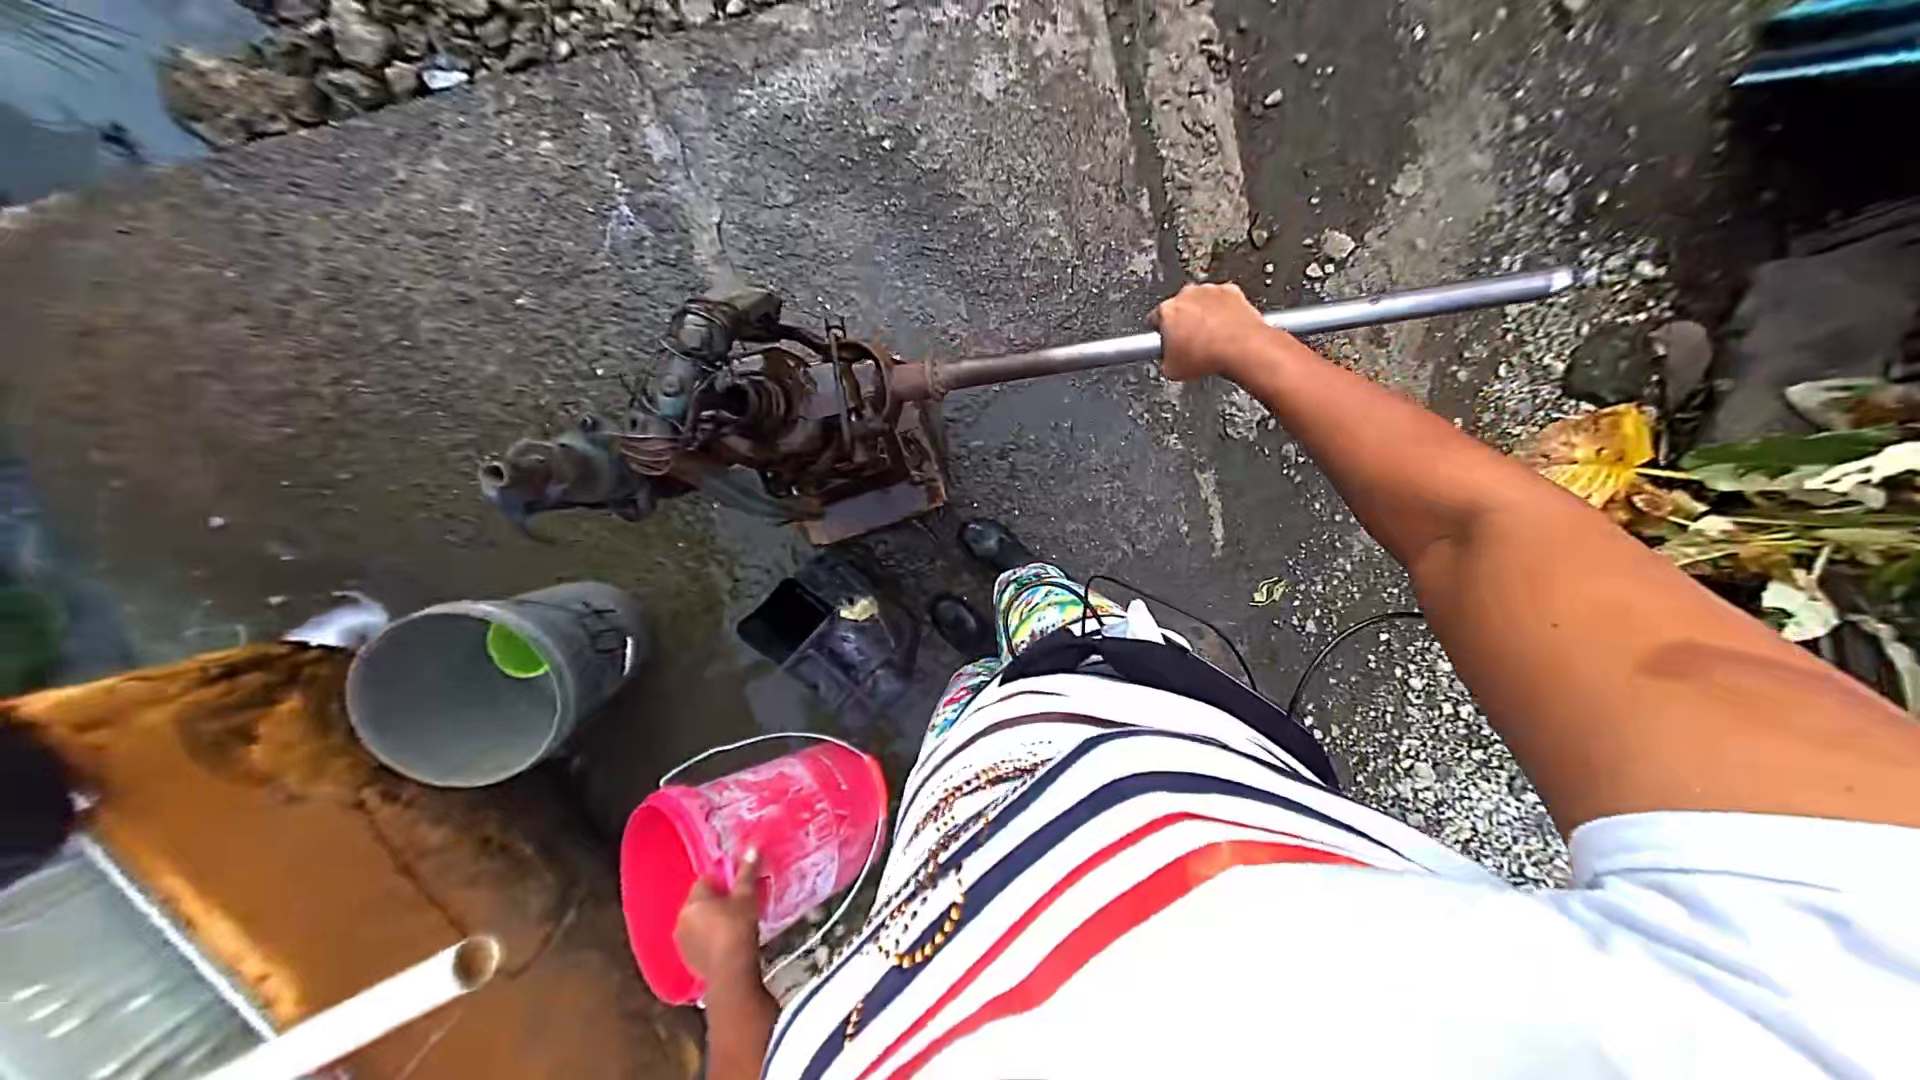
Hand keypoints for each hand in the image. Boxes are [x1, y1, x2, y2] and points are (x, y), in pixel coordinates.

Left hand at [674, 851, 762, 991]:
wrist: (732, 972)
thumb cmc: (738, 928)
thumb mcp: (746, 896)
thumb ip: (747, 871)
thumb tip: (752, 848)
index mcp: (692, 902)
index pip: (706, 879)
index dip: (724, 878)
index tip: (740, 883)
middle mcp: (681, 919)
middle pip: (701, 899)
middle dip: (718, 898)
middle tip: (740, 901)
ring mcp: (682, 942)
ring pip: (699, 920)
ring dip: (713, 917)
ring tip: (735, 920)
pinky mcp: (688, 959)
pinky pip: (699, 938)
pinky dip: (710, 935)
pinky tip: (727, 939)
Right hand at [1153, 282, 1276, 381]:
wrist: (1242, 349)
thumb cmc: (1209, 356)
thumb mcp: (1172, 371)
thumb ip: (1164, 361)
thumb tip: (1167, 362)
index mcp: (1167, 311)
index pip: (1154, 320)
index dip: (1160, 333)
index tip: (1167, 342)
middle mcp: (1187, 295)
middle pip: (1178, 308)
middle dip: (1182, 323)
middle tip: (1191, 343)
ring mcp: (1210, 291)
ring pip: (1201, 302)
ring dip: (1203, 316)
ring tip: (1211, 339)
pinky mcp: (1231, 291)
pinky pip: (1222, 301)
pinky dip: (1223, 312)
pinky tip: (1226, 330)